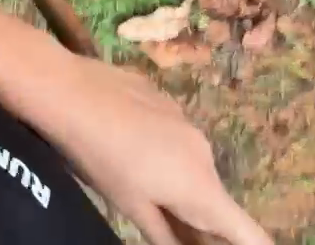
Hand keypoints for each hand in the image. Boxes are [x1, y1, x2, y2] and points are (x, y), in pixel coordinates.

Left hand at [29, 54, 270, 244]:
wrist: (62, 86)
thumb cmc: (96, 154)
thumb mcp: (129, 205)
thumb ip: (167, 236)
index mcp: (203, 188)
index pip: (252, 237)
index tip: (211, 243)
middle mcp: (204, 152)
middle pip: (215, 198)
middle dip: (197, 216)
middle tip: (162, 217)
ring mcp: (183, 117)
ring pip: (190, 162)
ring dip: (175, 177)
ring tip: (131, 172)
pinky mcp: (159, 94)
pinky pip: (169, 130)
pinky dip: (157, 143)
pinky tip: (120, 136)